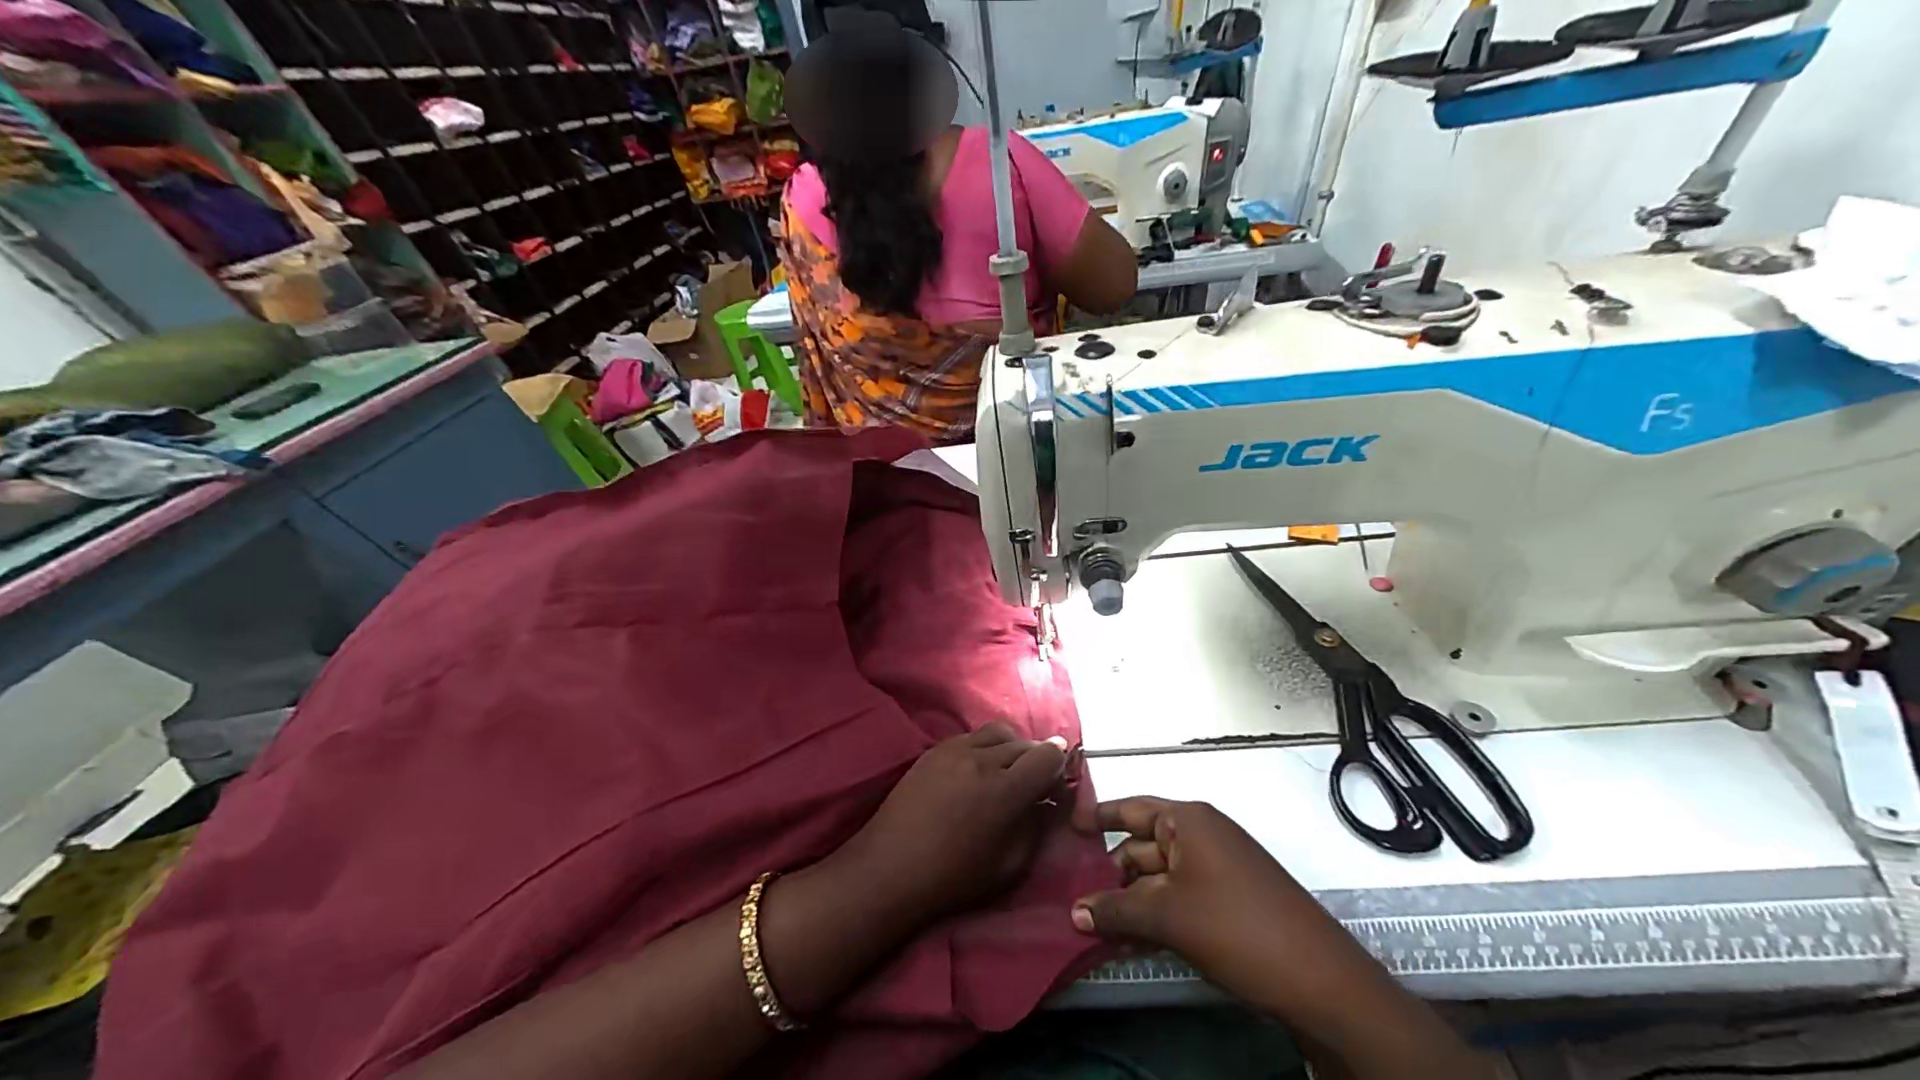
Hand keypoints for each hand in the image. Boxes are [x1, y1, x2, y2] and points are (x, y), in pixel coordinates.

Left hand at [837, 724, 1071, 922]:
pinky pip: (970, 737)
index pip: (1048, 755)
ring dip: (1010, 747)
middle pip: (1024, 742)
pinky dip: (983, 747)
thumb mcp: (1011, 865)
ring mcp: (955, 749)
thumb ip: (1036, 827)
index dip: (1059, 767)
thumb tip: (1047, 803)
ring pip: (997, 732)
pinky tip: (976, 771)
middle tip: (1033, 783)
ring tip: (1005, 772)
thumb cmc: (954, 877)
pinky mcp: (933, 750)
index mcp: (1007, 788)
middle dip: (1036, 759)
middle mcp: (983, 758)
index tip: (1055, 786)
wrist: (891, 868)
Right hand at [1072, 798, 1496, 1079]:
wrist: (1321, 981)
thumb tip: (1072, 913)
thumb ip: (1114, 910)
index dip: (1097, 815)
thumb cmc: (1236, 928)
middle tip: (1072, 893)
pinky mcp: (1229, 900)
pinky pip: (1179, 896)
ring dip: (1129, 898)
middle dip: (1109, 871)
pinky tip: (1130, 937)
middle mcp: (1202, 834)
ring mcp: (1219, 867)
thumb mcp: (1168, 917)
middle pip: (1142, 844)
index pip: (1131, 807)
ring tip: (1094, 923)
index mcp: (1189, 820)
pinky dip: (1154, 913)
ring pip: (1159, 876)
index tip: (1067, 825)